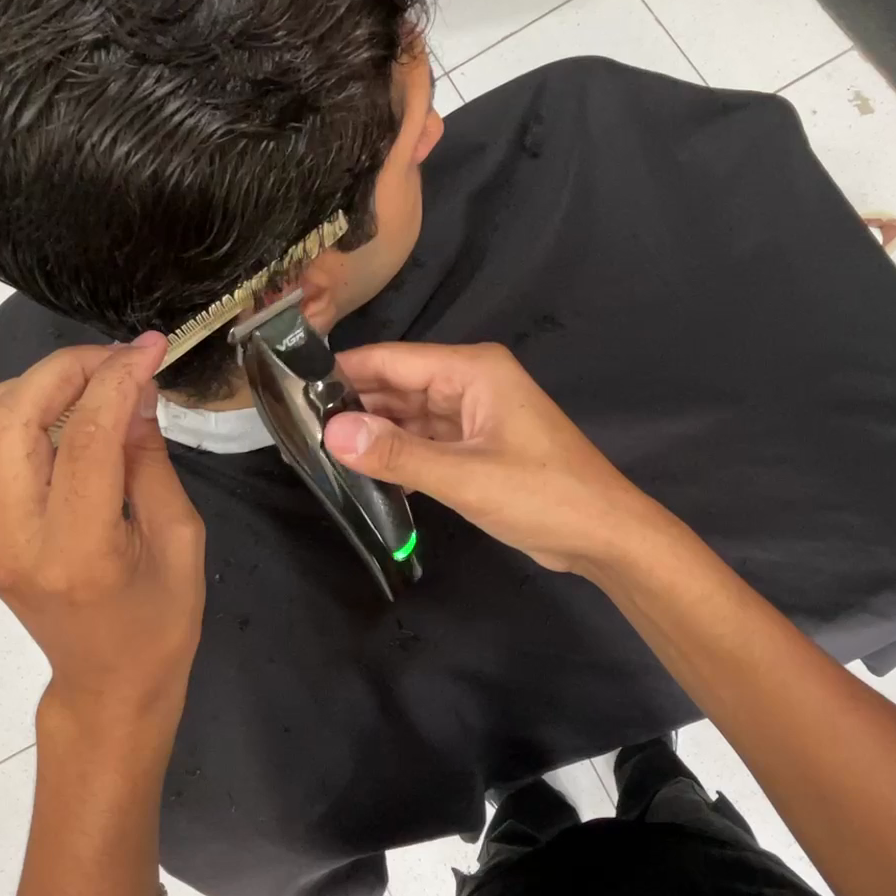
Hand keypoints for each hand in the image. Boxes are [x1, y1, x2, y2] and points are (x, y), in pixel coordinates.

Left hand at [0, 335, 205, 716]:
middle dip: (64, 370)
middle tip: (111, 359)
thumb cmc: (159, 619)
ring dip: (16, 393)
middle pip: (11, 421)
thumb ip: (151, 463)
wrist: (107, 680)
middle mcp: (11, 541)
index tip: (149, 348)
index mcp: (80, 550)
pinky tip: (20, 434)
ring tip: (69, 392)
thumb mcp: (182, 539)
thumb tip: (134, 394)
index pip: (87, 438)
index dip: (119, 379)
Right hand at [322, 342, 659, 573]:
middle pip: (399, 386)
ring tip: (321, 453)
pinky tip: (367, 473)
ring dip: (376, 434)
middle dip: (354, 406)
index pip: (393, 360)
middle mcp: (472, 383)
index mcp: (473, 370)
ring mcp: (476, 415)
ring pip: (411, 416)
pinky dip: (401, 455)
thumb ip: (397, 455)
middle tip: (297, 430)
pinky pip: (427, 441)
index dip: (343, 372)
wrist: (604, 535)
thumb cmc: (543, 496)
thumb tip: (331, 432)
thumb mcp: (465, 476)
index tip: (291, 390)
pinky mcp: (479, 446)